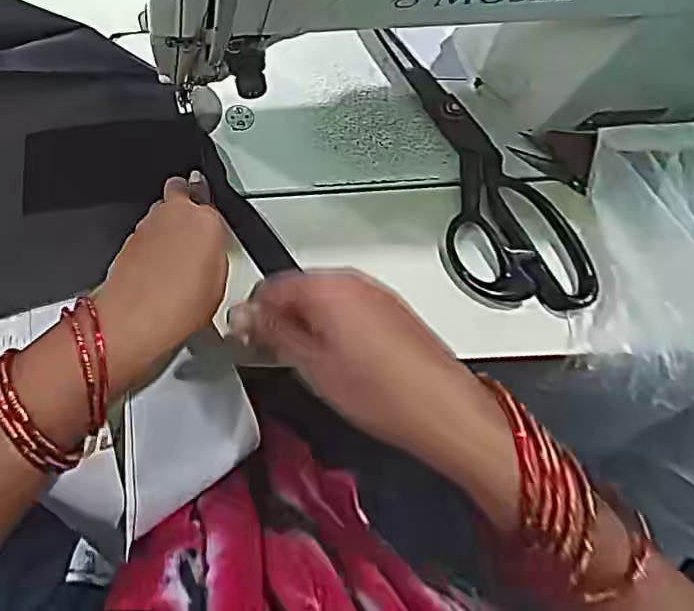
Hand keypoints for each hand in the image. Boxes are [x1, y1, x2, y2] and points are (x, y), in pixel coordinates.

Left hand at [93, 173, 231, 392]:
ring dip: (166, 222)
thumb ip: (216, 257)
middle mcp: (174, 212)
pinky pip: (146, 229)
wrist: (134, 316)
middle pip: (180, 189)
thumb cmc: (177, 306)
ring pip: (160, 209)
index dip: (212, 221)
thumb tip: (211, 256)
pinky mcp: (130, 234)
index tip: (213, 235)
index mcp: (205, 219)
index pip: (212, 205)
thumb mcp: (218, 287)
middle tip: (192, 227)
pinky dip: (151, 239)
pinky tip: (156, 264)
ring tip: (173, 252)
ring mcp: (149, 221)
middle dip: (185, 200)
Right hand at [228, 271, 505, 482]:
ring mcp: (374, 292)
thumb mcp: (310, 366)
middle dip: (283, 317)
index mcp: (324, 286)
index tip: (251, 338)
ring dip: (310, 322)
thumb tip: (244, 315)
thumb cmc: (386, 394)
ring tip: (315, 363)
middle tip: (280, 353)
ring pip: (323, 298)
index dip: (254, 314)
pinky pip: (349, 307)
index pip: (267, 286)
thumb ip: (270, 332)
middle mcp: (350, 279)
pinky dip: (338, 326)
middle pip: (296, 289)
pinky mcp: (392, 308)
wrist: (449, 414)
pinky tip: (345, 362)